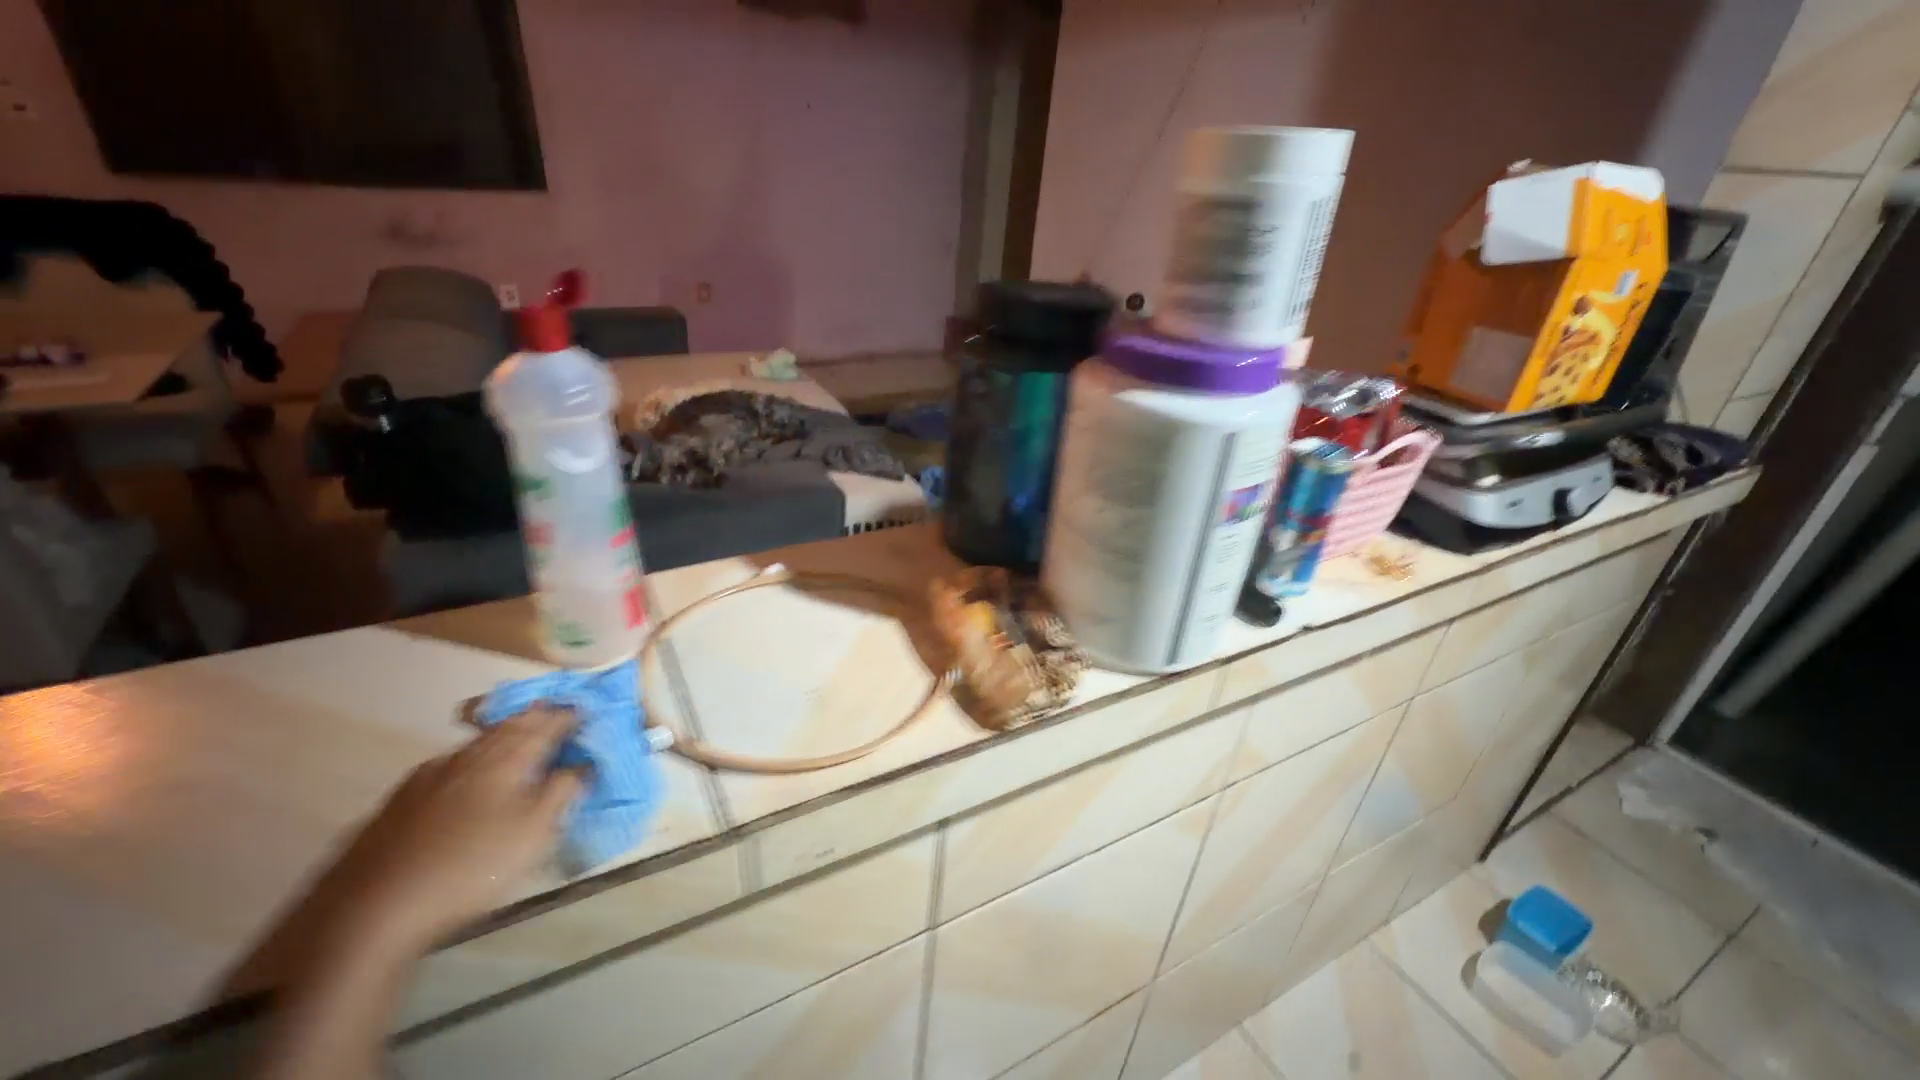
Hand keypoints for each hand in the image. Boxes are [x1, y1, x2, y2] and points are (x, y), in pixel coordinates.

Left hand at [331, 706, 586, 950]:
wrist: (375, 904)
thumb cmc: (471, 866)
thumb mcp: (534, 833)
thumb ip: (562, 792)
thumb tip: (582, 764)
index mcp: (507, 759)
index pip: (545, 725)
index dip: (567, 717)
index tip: (585, 712)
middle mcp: (469, 755)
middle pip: (508, 726)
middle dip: (534, 717)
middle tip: (554, 714)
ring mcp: (430, 774)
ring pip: (477, 743)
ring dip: (503, 735)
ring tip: (518, 738)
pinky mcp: (402, 798)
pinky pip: (450, 763)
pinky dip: (472, 758)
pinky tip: (466, 774)